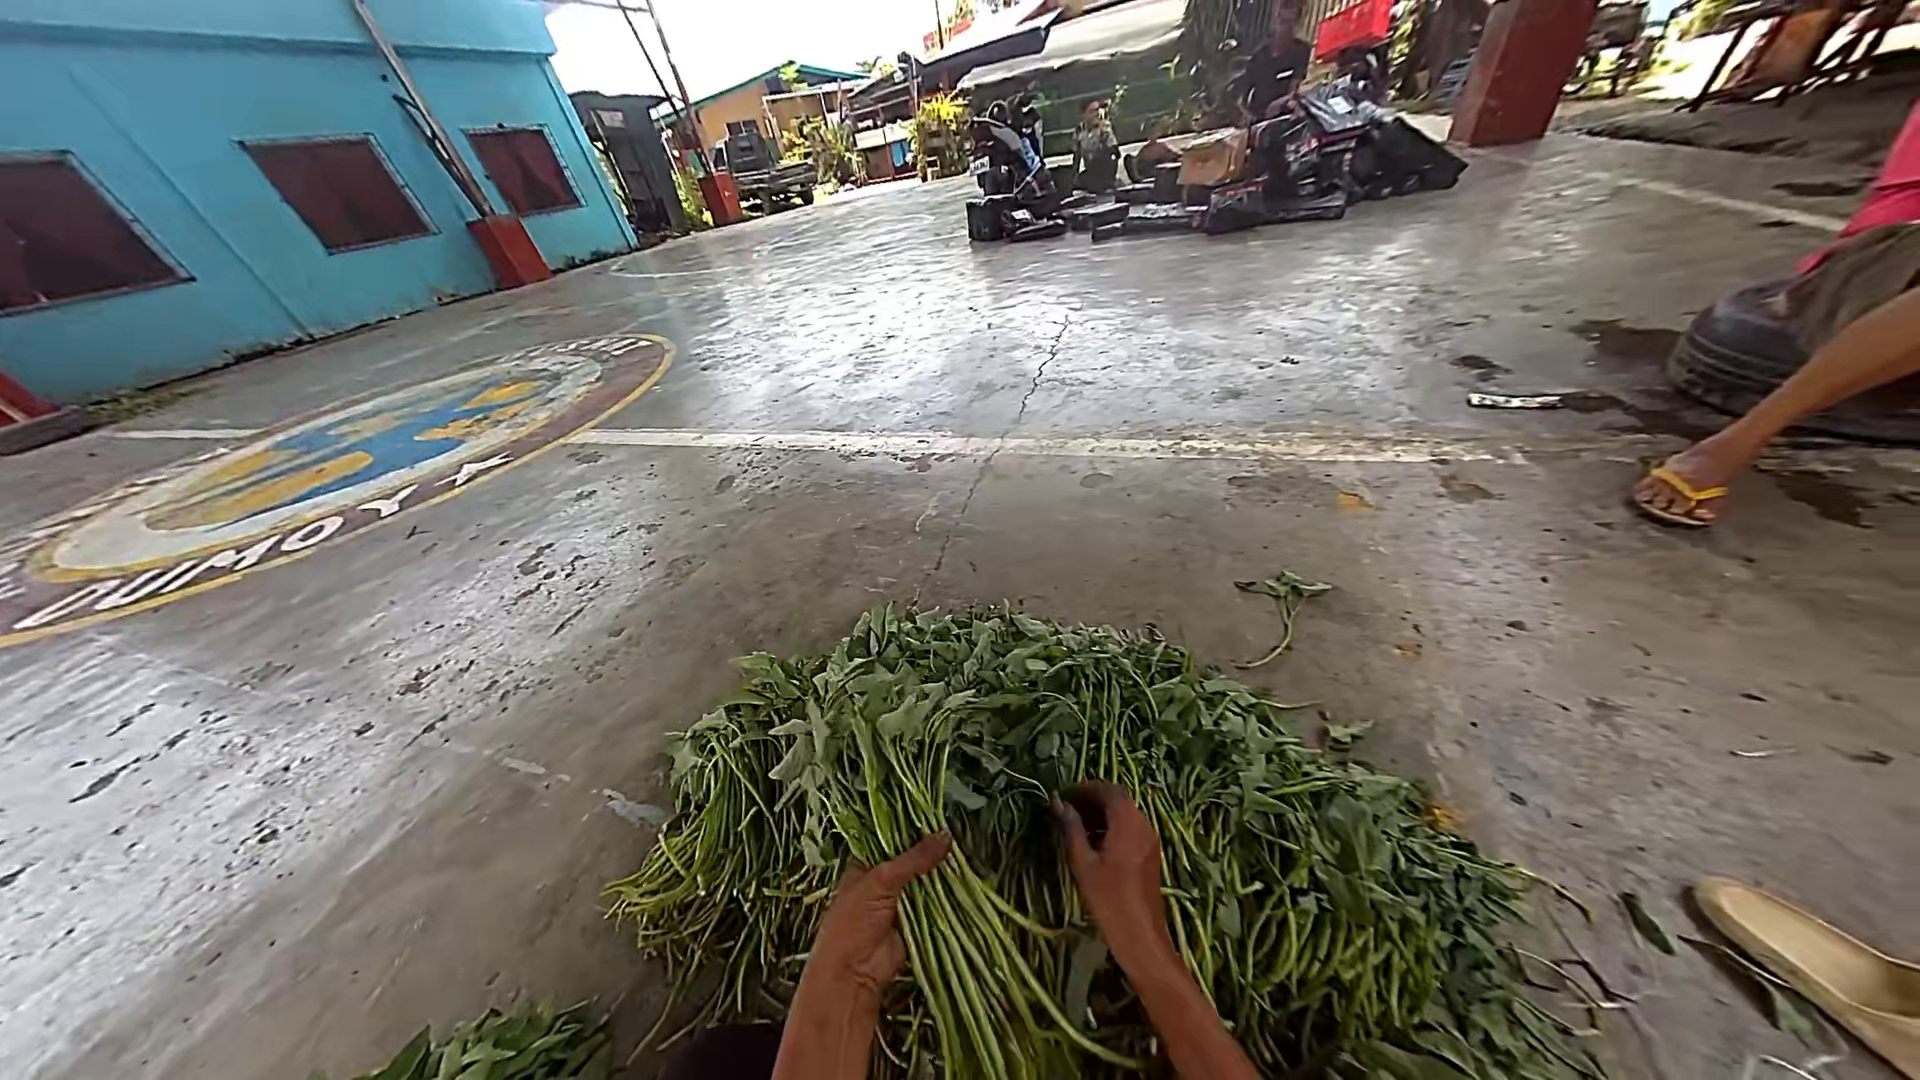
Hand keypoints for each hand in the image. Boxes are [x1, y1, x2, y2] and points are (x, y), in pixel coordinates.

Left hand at [802, 831, 951, 997]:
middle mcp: (883, 878)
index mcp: (866, 863)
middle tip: (954, 827)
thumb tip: (946, 834)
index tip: (934, 811)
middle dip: (929, 847)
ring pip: (924, 878)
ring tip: (963, 846)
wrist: (854, 975)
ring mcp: (900, 898)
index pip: (890, 836)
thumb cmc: (854, 921)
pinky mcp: (916, 918)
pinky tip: (964, 874)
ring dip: (940, 869)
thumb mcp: (881, 880)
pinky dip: (947, 891)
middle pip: (910, 857)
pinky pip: (935, 900)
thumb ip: (914, 858)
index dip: (909, 825)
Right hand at [1056, 784, 1261, 1079]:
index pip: (1107, 790)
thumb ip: (1071, 828)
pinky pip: (1130, 827)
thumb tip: (1057, 802)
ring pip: (1125, 812)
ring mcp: (1149, 839)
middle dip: (1092, 799)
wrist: (1141, 938)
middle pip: (1117, 798)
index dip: (1084, 789)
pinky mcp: (1150, 853)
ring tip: (1076, 824)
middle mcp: (1143, 824)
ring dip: (1102, 812)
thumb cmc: (1108, 900)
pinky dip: (1112, 825)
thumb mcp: (1083, 861)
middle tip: (1067, 808)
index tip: (1063, 796)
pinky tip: (1094, 842)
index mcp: (1127, 821)